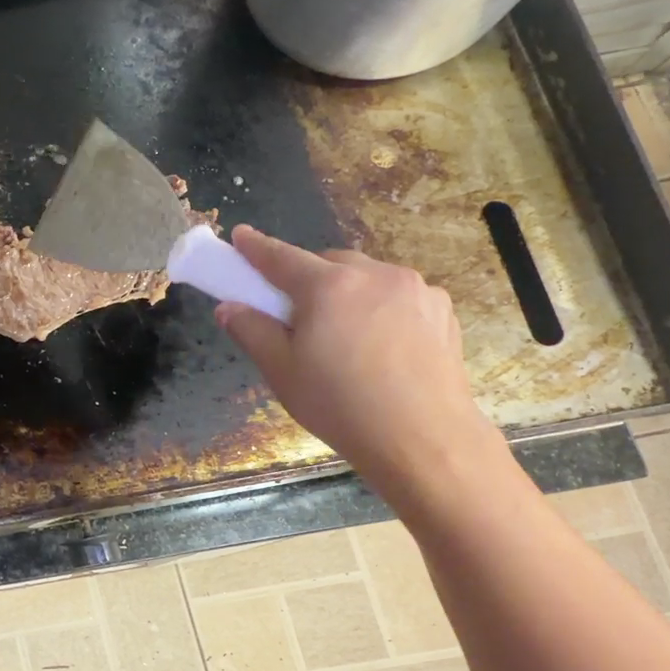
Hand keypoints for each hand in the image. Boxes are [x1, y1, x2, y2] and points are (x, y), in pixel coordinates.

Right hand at [216, 225, 506, 502]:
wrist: (420, 434)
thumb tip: (229, 307)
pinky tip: (375, 347)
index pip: (281, 258)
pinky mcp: (440, 309)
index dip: (255, 248)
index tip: (239, 236)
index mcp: (328, 286)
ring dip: (345, 293)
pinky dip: (377, 309)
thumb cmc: (337, 403)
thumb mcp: (279, 370)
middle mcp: (374, 275)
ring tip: (339, 337)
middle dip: (307, 278)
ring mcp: (414, 289)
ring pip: (366, 278)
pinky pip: (397, 297)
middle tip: (293, 315)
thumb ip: (251, 330)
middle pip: (328, 263)